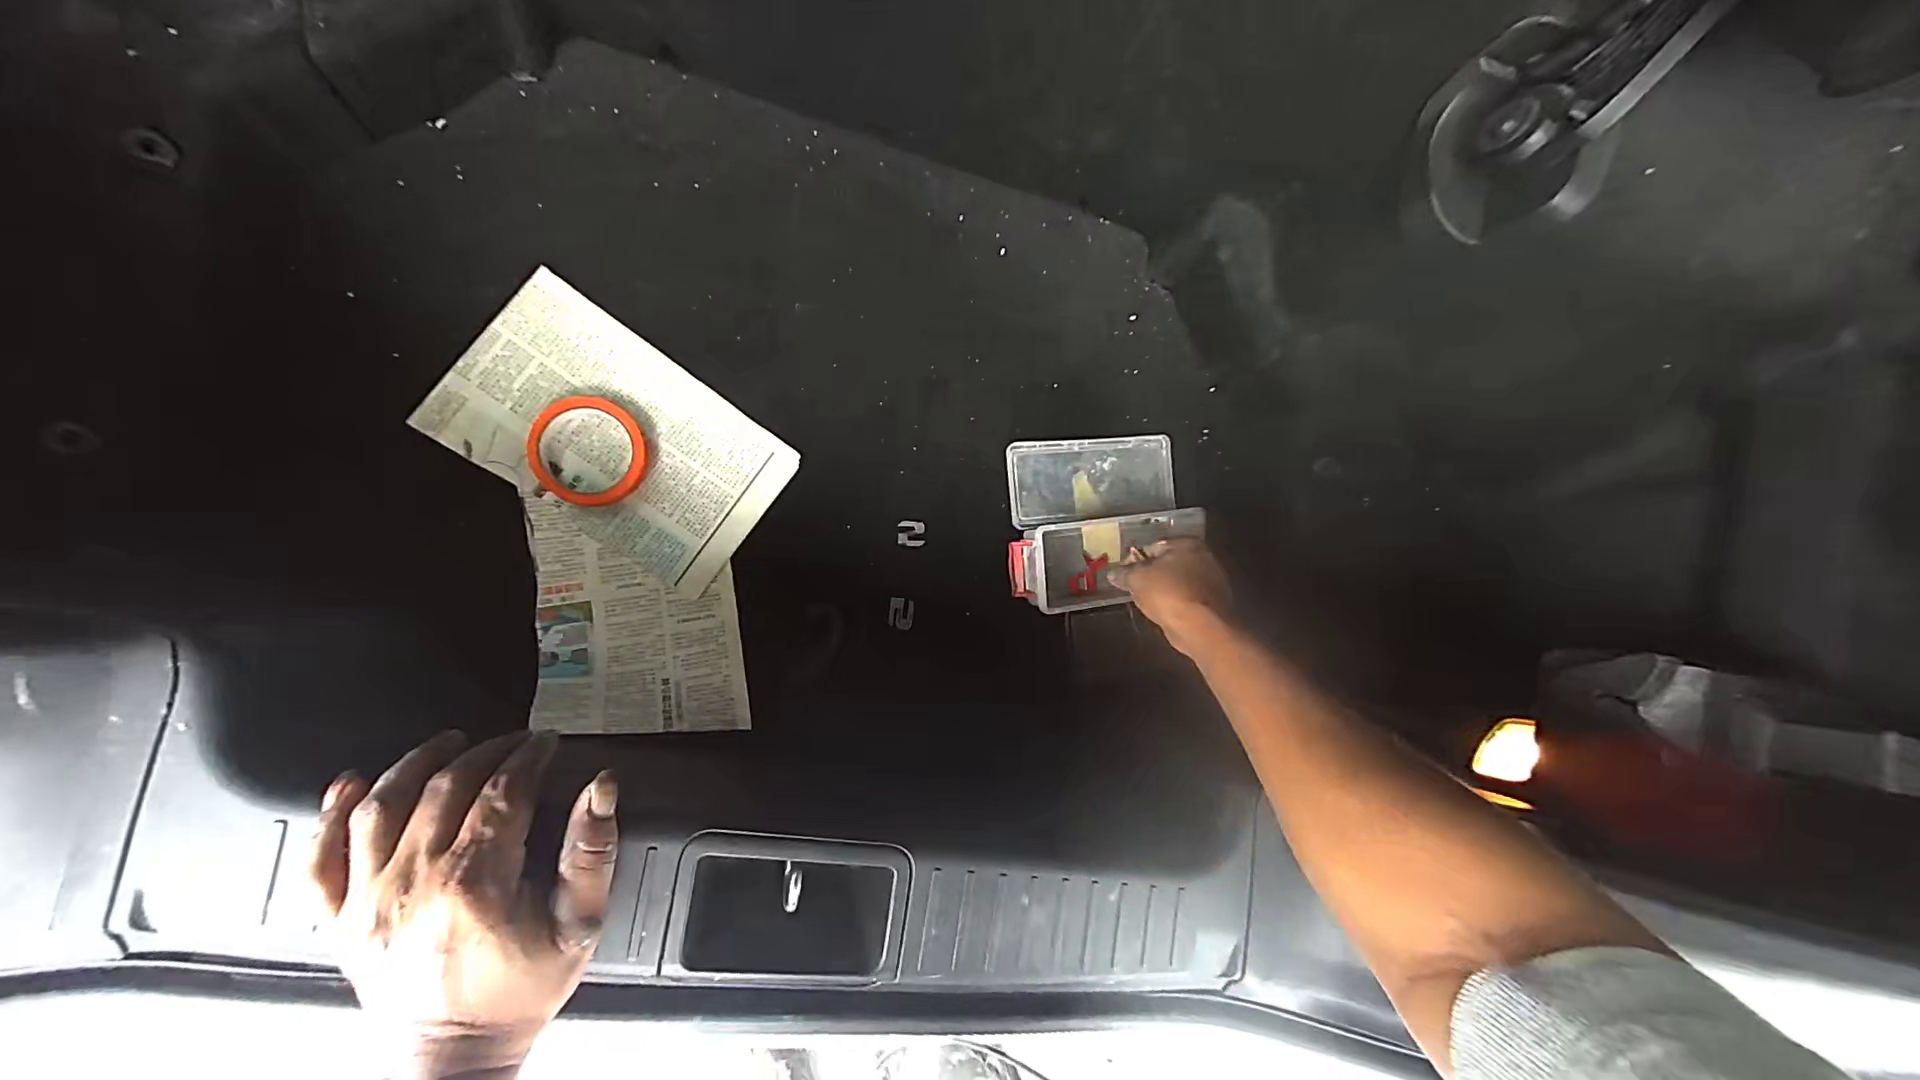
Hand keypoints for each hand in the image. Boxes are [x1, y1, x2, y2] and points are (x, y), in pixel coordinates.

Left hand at [309, 730, 618, 1078]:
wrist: (454, 1057)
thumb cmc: (520, 990)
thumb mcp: (581, 922)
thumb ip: (593, 850)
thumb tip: (601, 786)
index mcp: (476, 880)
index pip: (504, 790)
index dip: (529, 755)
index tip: (547, 742)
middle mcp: (415, 882)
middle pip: (447, 786)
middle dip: (487, 750)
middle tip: (515, 741)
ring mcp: (368, 901)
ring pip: (383, 806)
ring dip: (417, 762)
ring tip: (449, 742)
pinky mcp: (339, 921)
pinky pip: (320, 860)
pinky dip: (331, 816)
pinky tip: (352, 785)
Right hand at [1107, 537, 1232, 654]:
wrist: (1200, 628)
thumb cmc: (1167, 594)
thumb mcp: (1136, 579)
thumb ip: (1124, 573)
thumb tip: (1114, 573)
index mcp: (1187, 543)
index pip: (1154, 546)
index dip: (1136, 559)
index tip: (1125, 573)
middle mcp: (1205, 557)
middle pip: (1169, 563)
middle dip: (1152, 574)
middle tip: (1136, 588)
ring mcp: (1213, 581)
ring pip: (1179, 582)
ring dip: (1165, 590)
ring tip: (1149, 603)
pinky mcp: (1215, 603)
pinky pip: (1188, 598)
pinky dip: (1177, 603)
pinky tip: (1166, 613)